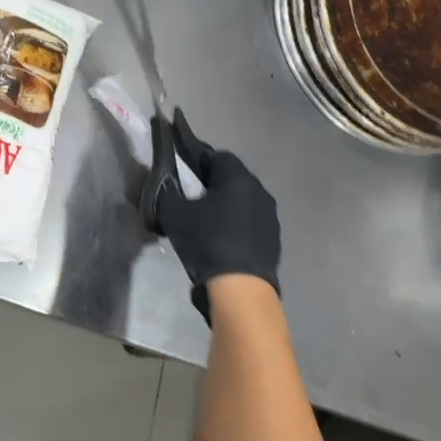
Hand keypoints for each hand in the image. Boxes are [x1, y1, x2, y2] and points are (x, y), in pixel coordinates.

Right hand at [153, 109, 280, 322]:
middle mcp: (259, 190)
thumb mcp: (174, 213)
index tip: (182, 173)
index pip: (216, 155)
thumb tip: (166, 180)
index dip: (197, 161)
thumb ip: (169, 191)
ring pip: (243, 198)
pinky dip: (236, 222)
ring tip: (205, 220)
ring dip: (226, 203)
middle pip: (232, 176)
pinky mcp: (273, 236)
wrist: (239, 286)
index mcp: (236, 178)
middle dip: (211, 182)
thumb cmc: (205, 241)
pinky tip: (220, 238)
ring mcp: (270, 214)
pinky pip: (250, 219)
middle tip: (189, 197)